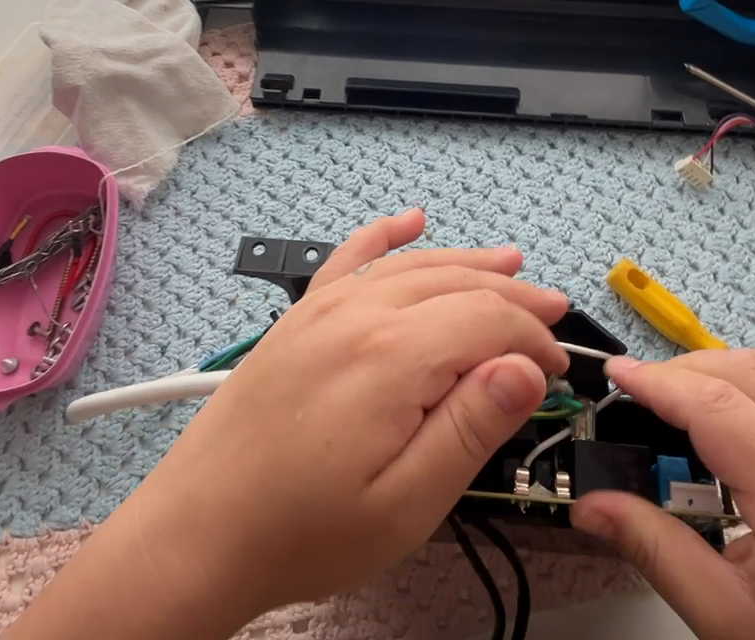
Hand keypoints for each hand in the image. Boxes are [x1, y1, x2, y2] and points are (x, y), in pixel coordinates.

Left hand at [9, 209, 569, 639]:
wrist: (198, 533)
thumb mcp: (406, 503)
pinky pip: (349, 259)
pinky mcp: (298, 318)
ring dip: (467, 263)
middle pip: (456, 283)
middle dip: (513, 297)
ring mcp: (322, 309)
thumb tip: (525, 369)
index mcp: (391, 356)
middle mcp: (357, 313)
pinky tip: (410, 222)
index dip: (533, 340)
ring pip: (412, 265)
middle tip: (553, 314)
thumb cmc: (303, 531)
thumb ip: (471, 427)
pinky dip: (385, 236)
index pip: (488, 319)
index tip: (556, 374)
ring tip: (511, 265)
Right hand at [571, 350, 754, 639]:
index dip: (658, 382)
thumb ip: (656, 551)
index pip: (715, 407)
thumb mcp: (729, 621)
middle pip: (750, 373)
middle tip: (644, 389)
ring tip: (691, 388)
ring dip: (732, 363)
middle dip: (685, 369)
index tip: (618, 373)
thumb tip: (590, 505)